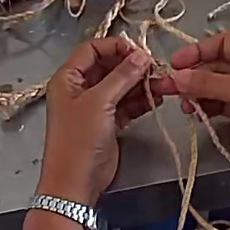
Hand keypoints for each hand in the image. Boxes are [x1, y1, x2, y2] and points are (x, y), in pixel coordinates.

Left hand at [38, 36, 157, 202]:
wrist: (76, 182)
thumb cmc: (79, 138)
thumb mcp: (99, 102)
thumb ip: (122, 76)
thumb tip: (142, 55)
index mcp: (68, 78)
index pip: (92, 49)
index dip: (115, 47)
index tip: (140, 52)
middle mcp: (80, 88)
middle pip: (108, 67)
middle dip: (132, 67)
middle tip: (155, 69)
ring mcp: (95, 106)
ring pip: (120, 86)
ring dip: (140, 84)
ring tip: (161, 85)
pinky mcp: (108, 123)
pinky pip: (126, 105)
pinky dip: (140, 101)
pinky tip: (156, 99)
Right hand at [151, 31, 229, 169]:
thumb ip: (208, 84)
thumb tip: (175, 78)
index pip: (224, 42)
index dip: (198, 51)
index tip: (175, 65)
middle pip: (218, 65)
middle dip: (194, 76)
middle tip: (169, 88)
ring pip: (218, 85)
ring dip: (199, 93)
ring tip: (184, 106)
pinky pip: (224, 102)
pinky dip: (209, 106)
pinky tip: (196, 113)